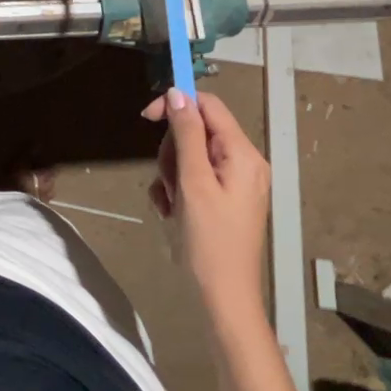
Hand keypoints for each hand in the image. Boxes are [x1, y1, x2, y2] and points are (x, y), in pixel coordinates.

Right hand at [143, 89, 270, 319]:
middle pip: (196, 130)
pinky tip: (173, 211)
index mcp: (243, 154)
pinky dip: (176, 189)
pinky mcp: (222, 199)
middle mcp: (243, 162)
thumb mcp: (193, 182)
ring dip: (170, 173)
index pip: (208, 105)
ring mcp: (234, 182)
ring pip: (188, 154)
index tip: (146, 117)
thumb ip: (186, 134)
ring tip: (172, 201)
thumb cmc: (209, 239)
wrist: (222, 297)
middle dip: (173, 150)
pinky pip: (191, 177)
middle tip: (169, 179)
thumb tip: (177, 93)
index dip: (176, 103)